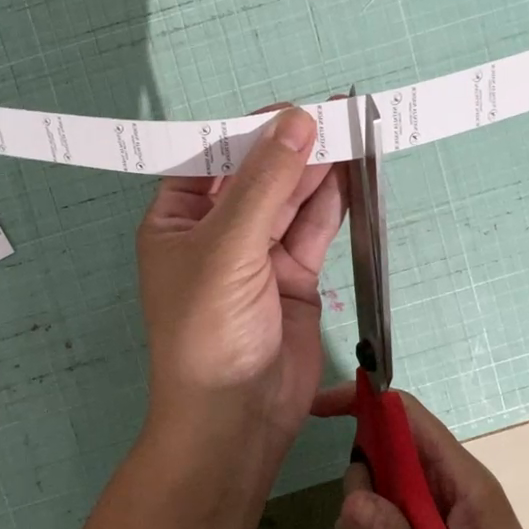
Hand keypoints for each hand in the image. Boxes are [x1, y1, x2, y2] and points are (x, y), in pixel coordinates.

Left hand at [135, 107, 346, 465]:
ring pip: (289, 200)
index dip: (246, 131)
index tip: (289, 108)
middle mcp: (214, 232)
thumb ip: (264, 183)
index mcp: (175, 220)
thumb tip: (296, 120)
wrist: (235, 421)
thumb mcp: (227, 248)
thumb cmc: (209, 330)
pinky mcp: (293, 279)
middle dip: (290, 147)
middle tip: (336, 112)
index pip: (209, 159)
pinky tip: (353, 173)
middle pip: (254, 176)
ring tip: (353, 131)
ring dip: (318, 170)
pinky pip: (312, 230)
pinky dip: (332, 203)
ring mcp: (256, 256)